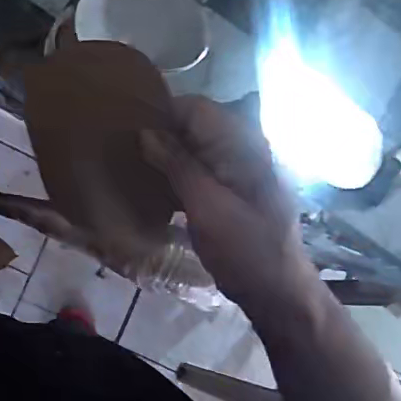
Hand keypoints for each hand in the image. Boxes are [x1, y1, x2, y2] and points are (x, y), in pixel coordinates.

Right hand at [141, 96, 312, 315]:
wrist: (278, 293)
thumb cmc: (245, 250)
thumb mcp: (207, 207)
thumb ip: (177, 166)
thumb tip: (146, 132)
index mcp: (243, 145)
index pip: (196, 108)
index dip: (160, 113)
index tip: (125, 127)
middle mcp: (244, 149)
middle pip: (194, 126)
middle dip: (160, 133)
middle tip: (122, 148)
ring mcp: (240, 171)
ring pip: (195, 149)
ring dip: (165, 155)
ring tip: (130, 165)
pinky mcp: (232, 192)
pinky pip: (199, 170)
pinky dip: (176, 174)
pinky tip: (153, 187)